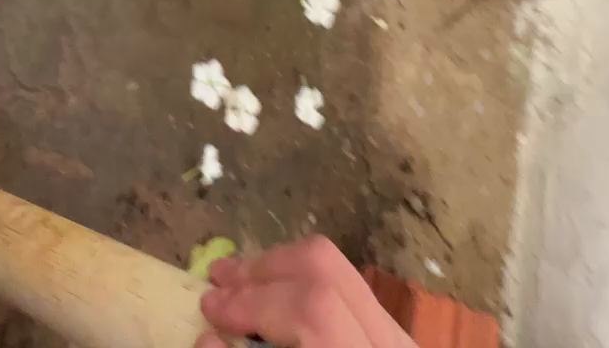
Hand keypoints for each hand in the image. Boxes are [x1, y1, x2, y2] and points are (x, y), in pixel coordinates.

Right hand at [196, 238, 416, 347]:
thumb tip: (207, 336)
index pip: (314, 311)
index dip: (252, 304)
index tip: (207, 313)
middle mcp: (392, 343)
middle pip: (325, 270)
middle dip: (258, 272)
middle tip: (215, 286)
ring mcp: (401, 338)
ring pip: (335, 267)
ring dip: (274, 268)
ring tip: (234, 282)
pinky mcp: (396, 336)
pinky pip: (343, 286)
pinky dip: (296, 282)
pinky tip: (270, 299)